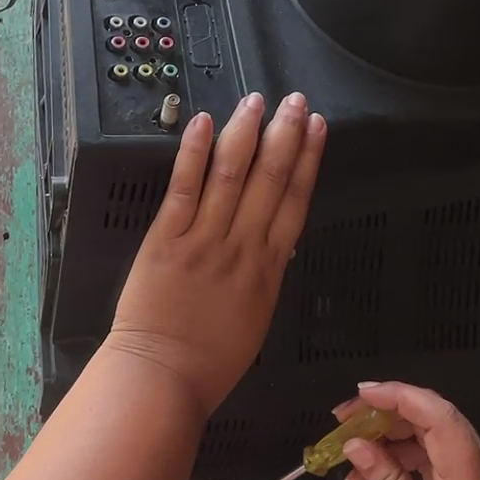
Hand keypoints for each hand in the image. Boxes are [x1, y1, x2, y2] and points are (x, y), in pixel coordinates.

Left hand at [105, 92, 325, 417]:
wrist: (161, 379)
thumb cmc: (208, 360)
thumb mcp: (255, 319)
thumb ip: (265, 275)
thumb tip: (276, 241)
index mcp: (268, 269)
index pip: (295, 202)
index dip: (309, 161)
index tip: (318, 130)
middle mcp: (243, 247)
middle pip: (271, 180)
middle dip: (286, 135)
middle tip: (296, 101)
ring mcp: (204, 240)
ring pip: (232, 175)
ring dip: (246, 133)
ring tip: (258, 100)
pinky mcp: (167, 238)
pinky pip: (184, 188)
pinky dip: (195, 153)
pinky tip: (205, 123)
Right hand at [337, 383, 479, 479]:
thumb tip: (356, 445)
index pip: (442, 419)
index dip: (400, 396)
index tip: (359, 396)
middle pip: (437, 421)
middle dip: (386, 413)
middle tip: (341, 422)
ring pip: (436, 437)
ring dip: (391, 437)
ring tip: (349, 452)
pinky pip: (440, 461)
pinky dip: (405, 458)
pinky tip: (372, 473)